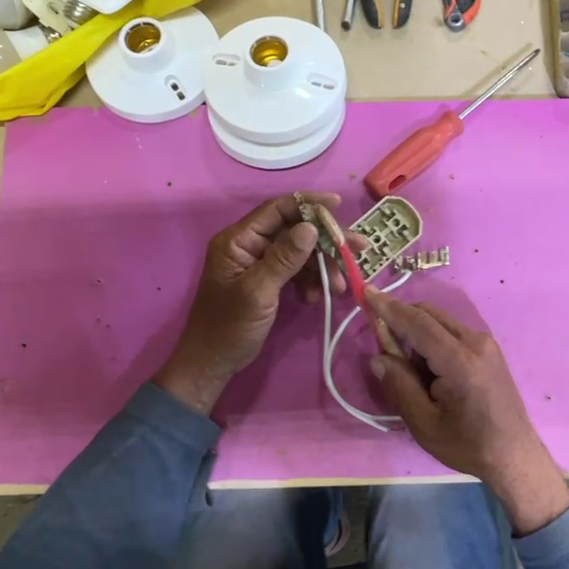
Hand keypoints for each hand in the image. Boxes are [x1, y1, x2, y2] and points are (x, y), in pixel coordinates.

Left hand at [154, 193, 347, 415]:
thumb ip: (283, 259)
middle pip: (294, 230)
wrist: (212, 364)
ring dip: (322, 266)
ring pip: (299, 252)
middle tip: (357, 248)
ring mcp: (258, 262)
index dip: (308, 204)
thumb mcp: (257, 292)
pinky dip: (311, 281)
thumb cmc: (228, 327)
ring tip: (339, 286)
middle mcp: (248, 244)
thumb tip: (310, 227)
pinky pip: (296, 270)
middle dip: (325, 240)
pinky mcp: (268, 280)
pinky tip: (316, 297)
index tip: (338, 204)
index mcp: (238, 240)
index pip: (276, 210)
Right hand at [366, 290, 568, 534]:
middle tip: (385, 349)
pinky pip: (452, 331)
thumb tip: (378, 357)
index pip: (418, 323)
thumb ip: (400, 385)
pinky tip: (431, 372)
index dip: (389, 308)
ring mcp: (486, 343)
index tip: (367, 292)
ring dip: (418, 333)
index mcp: (459, 361)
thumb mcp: (424, 423)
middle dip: (401, 321)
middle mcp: (475, 342)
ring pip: (440, 321)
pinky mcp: (489, 349)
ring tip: (413, 372)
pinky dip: (433, 340)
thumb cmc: (468, 445)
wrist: (514, 455)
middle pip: (429, 314)